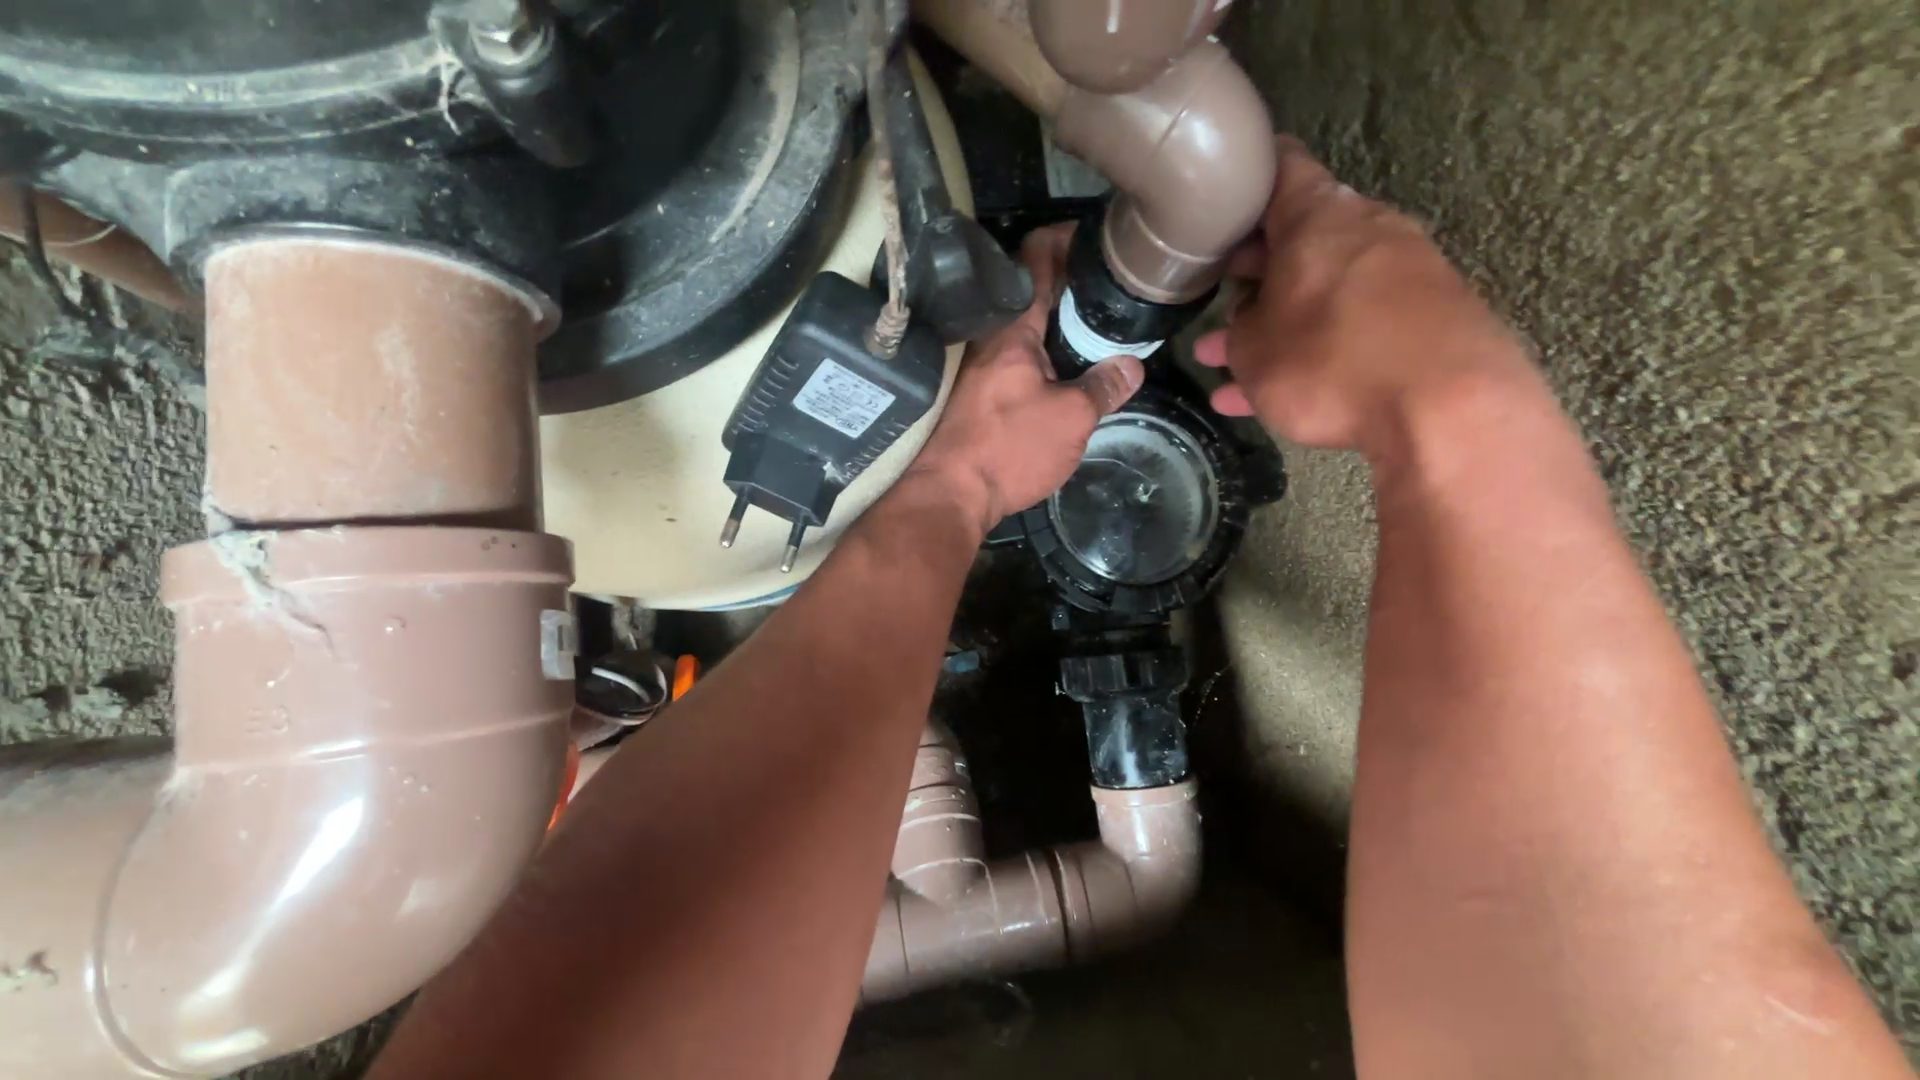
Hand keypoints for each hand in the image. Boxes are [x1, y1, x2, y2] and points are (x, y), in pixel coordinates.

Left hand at [905, 224, 1144, 532]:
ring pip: (1024, 327)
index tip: (1097, 238)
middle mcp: (990, 337)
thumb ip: (1104, 386)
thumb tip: (1131, 366)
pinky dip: (1044, 352)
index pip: (1036, 257)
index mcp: (1012, 328)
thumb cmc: (1009, 449)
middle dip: (1070, 284)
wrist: (950, 494)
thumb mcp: (1071, 418)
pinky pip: (1016, 357)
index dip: (1066, 237)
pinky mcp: (977, 393)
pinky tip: (1068, 369)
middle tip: (1109, 290)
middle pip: (1031, 291)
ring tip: (1096, 329)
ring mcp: (980, 365)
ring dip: (1058, 323)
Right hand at [1195, 137, 1532, 458]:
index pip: (1281, 167)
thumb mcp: (1252, 351)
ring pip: (1321, 294)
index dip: (1247, 179)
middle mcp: (1366, 230)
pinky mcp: (1424, 322)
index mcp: (1318, 216)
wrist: (1447, 406)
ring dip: (1277, 326)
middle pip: (1300, 237)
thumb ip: (1238, 329)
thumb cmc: (1329, 360)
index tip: (1219, 197)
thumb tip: (1247, 319)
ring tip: (1226, 368)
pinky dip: (1313, 356)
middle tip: (1218, 294)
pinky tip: (1268, 400)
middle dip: (1256, 270)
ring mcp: (1402, 275)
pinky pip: (1351, 330)